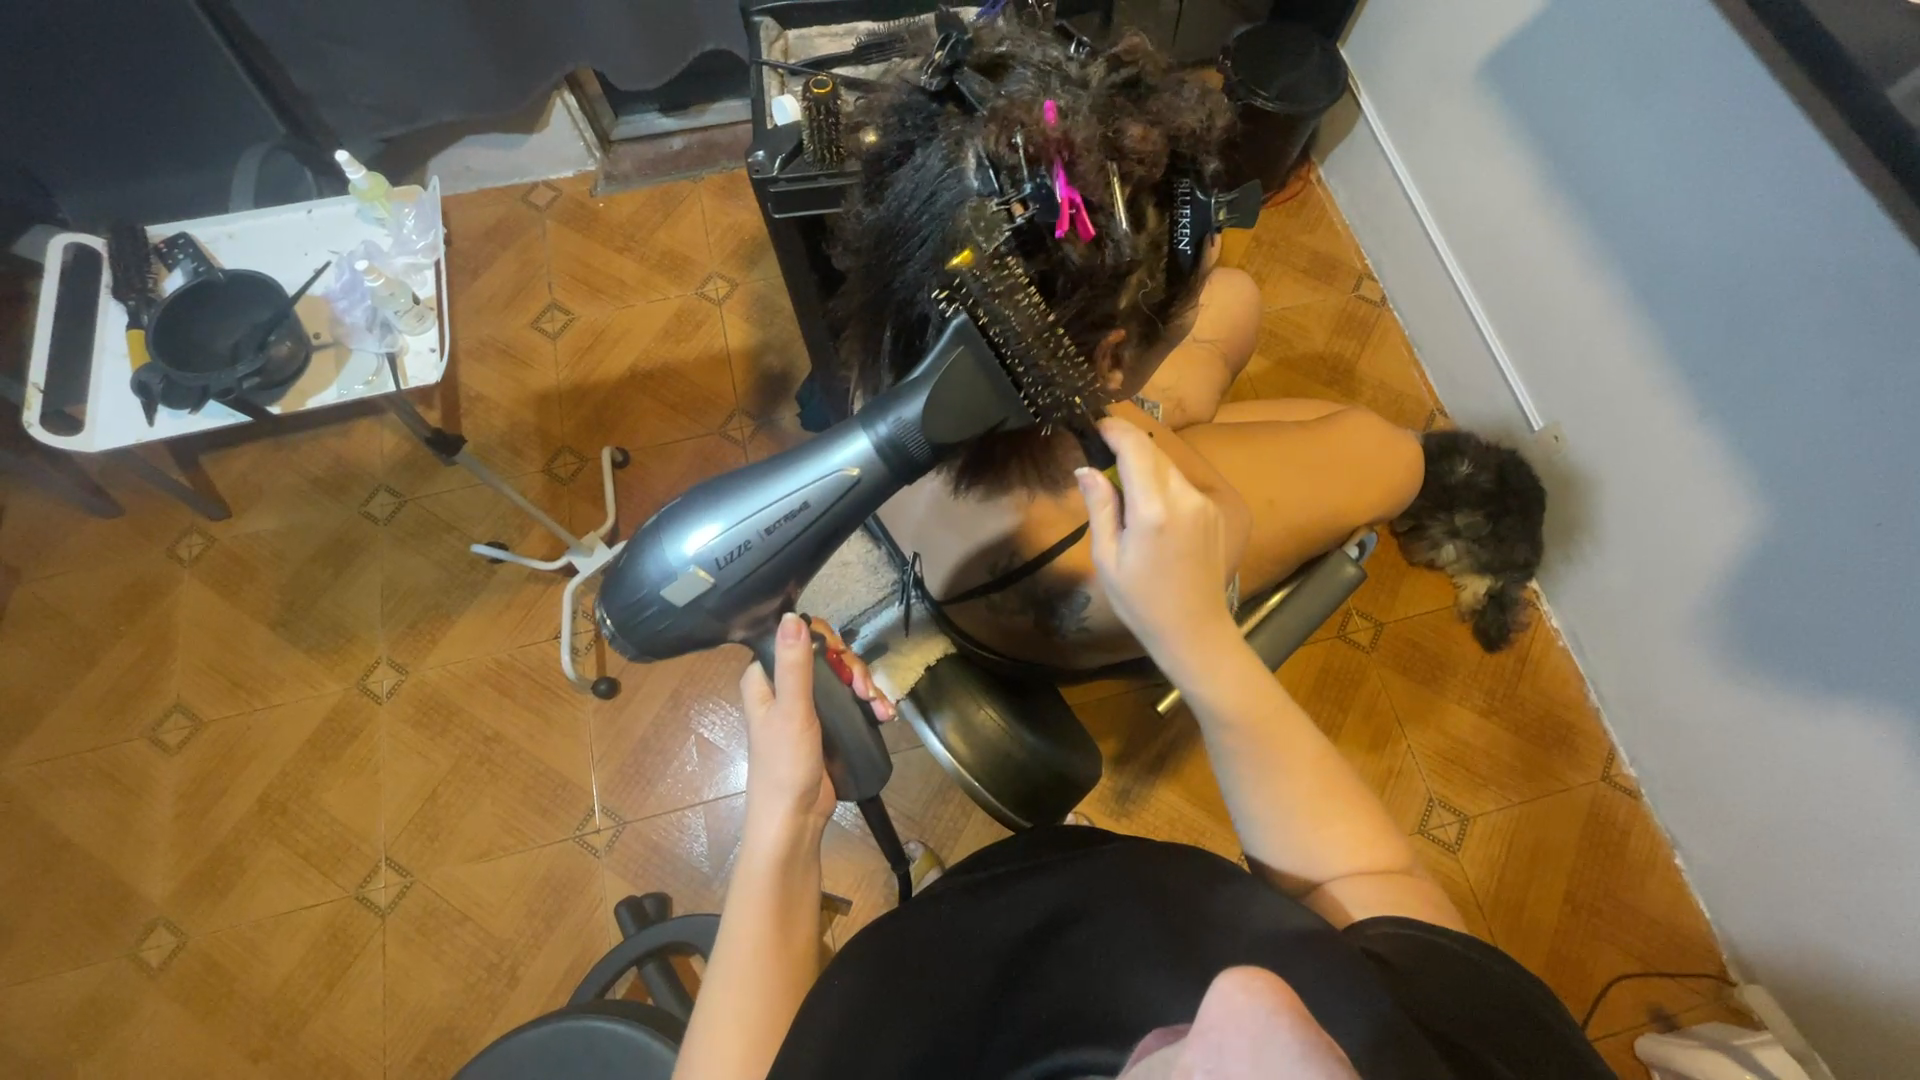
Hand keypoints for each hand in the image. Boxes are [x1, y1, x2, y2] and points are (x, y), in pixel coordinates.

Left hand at [740, 612, 893, 832]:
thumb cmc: (785, 765)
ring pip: (842, 677)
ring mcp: (808, 706)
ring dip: (866, 687)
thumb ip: (794, 664)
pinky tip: (884, 716)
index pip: (795, 638)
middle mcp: (784, 687)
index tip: (842, 656)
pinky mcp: (828, 725)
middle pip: (826, 656)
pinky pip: (851, 701)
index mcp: (765, 679)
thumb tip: (792, 615)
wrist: (796, 820)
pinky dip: (869, 705)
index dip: (823, 640)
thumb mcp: (792, 710)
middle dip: (852, 670)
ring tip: (880, 708)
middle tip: (864, 689)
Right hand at [1077, 418, 1240, 668]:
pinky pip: (1184, 486)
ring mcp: (1205, 505)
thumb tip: (1086, 469)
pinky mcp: (1215, 514)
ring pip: (1170, 468)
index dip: (1115, 430)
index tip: (1096, 426)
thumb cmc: (1141, 601)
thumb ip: (1100, 507)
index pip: (1135, 449)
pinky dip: (1163, 483)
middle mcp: (1185, 498)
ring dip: (1146, 464)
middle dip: (1128, 444)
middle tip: (1102, 448)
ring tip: (1122, 479)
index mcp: (1153, 510)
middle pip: (1154, 453)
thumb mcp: (1108, 558)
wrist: (1194, 630)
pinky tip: (1149, 505)